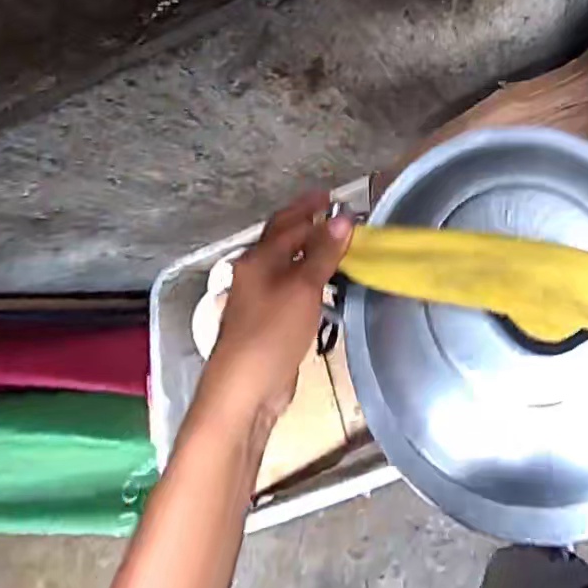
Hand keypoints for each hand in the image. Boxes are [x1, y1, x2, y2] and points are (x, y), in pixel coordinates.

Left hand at [194, 192, 352, 430]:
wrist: (244, 390)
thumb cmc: (272, 332)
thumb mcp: (304, 287)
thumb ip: (323, 252)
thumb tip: (343, 217)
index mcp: (259, 258)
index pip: (288, 222)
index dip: (310, 207)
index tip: (334, 197)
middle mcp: (256, 272)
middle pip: (283, 239)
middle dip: (307, 223)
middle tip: (334, 213)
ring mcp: (260, 297)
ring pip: (288, 263)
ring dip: (310, 250)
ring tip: (337, 244)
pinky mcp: (269, 320)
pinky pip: (292, 287)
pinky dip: (310, 276)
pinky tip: (326, 282)